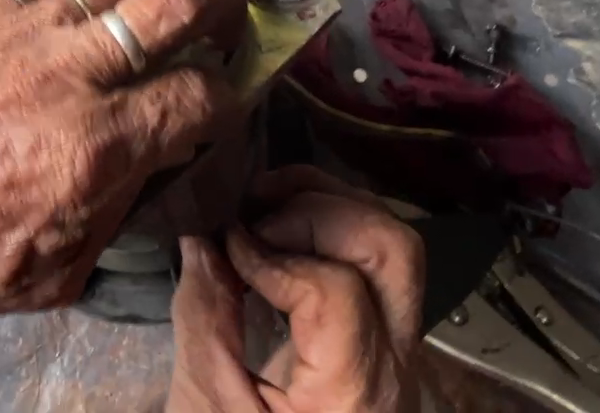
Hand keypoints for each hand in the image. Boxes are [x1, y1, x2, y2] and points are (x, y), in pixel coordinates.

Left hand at [0, 0, 246, 338]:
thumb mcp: (59, 270)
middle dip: (217, 2)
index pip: (199, 96)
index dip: (225, 97)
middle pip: (172, 4)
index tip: (220, 102)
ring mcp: (26, 32)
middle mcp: (73, 72)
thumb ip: (120, 205)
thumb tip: (154, 155)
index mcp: (100, 145)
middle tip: (227, 10)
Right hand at [168, 167, 424, 412]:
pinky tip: (278, 225)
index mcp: (354, 397)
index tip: (225, 250)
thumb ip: (204, 313)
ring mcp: (398, 347)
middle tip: (255, 217)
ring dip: (322, 205)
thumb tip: (201, 234)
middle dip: (315, 212)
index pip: (336, 289)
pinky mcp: (380, 333)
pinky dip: (323, 221)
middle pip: (392, 251)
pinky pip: (371, 256)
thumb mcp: (205, 401)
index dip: (271, 255)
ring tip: (264, 207)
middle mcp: (397, 365)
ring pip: (391, 243)